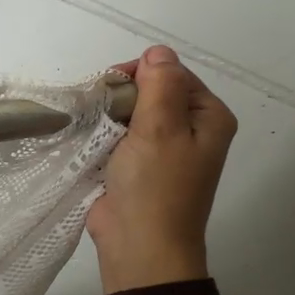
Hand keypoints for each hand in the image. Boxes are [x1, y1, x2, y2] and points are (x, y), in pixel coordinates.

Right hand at [87, 46, 236, 294]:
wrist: (140, 242)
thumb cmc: (155, 185)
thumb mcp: (160, 129)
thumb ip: (159, 86)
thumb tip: (158, 52)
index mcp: (208, 118)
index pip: (173, 75)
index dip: (140, 72)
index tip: (106, 83)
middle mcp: (191, 131)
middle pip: (152, 93)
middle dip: (120, 94)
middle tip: (95, 105)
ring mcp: (163, 151)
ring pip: (131, 116)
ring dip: (107, 116)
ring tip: (87, 123)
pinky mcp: (136, 168)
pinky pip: (119, 139)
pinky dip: (102, 135)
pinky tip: (86, 140)